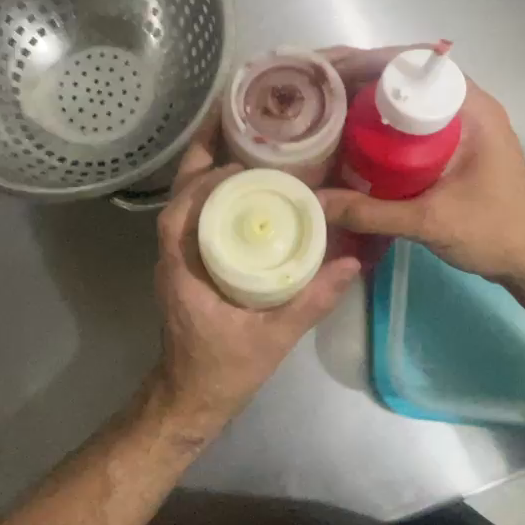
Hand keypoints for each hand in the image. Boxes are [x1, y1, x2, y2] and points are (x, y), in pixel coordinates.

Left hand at [147, 119, 361, 432]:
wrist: (191, 398)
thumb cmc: (222, 371)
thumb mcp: (271, 339)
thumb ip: (310, 302)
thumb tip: (351, 264)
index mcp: (181, 271)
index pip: (180, 212)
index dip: (203, 181)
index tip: (239, 162)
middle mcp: (172, 259)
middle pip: (179, 197)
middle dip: (202, 158)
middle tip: (236, 126)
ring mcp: (178, 262)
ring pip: (186, 207)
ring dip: (207, 174)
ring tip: (244, 146)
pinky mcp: (188, 268)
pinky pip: (197, 221)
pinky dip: (214, 198)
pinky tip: (247, 190)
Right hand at [314, 46, 524, 285]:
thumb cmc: (496, 231)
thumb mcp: (429, 221)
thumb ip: (371, 213)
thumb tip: (315, 203)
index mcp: (470, 109)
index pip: (415, 63)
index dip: (368, 62)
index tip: (329, 73)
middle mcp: (465, 108)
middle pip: (405, 78)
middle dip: (358, 81)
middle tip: (313, 91)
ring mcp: (458, 129)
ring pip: (405, 102)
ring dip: (366, 103)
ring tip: (321, 110)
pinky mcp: (449, 150)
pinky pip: (407, 127)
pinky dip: (377, 128)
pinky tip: (346, 141)